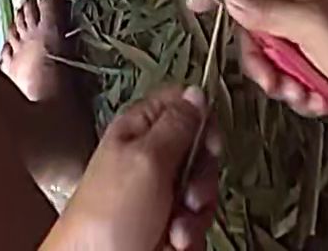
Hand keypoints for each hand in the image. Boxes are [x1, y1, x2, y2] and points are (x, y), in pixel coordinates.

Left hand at [42, 85, 220, 250]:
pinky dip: (191, 236)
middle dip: (202, 176)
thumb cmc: (115, 210)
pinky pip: (195, 222)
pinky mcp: (167, 227)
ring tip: (178, 233)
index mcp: (140, 128)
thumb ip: (177, 125)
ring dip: (197, 214)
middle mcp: (151, 155)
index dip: (201, 118)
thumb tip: (198, 91)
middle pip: (197, 149)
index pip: (180, 103)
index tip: (212, 143)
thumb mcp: (147, 159)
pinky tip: (176, 246)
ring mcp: (159, 194)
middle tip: (190, 196)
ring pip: (200, 189)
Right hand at [192, 0, 327, 134]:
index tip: (193, 7)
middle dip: (257, 61)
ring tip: (302, 95)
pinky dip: (295, 96)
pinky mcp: (309, 74)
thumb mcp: (313, 26)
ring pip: (263, 62)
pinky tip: (317, 102)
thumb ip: (269, 12)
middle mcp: (292, 13)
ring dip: (278, 83)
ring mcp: (300, 45)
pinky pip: (283, 83)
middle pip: (248, 31)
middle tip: (273, 82)